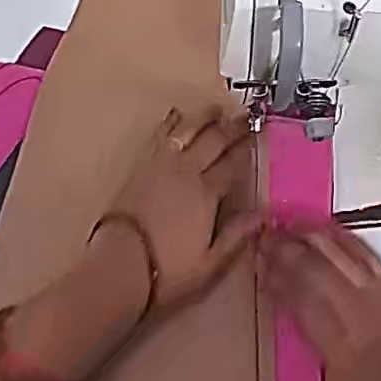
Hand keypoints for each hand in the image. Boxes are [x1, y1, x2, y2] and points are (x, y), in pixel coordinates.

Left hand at [103, 102, 261, 312]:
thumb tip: (261, 215)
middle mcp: (186, 172)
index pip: (233, 162)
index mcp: (206, 193)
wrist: (119, 267)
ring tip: (217, 109)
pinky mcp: (141, 165)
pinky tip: (177, 114)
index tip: (259, 134)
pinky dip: (172, 121)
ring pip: (188, 130)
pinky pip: (161, 135)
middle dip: (233, 126)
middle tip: (245, 116)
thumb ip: (237, 235)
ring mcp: (162, 165)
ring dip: (205, 117)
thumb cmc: (167, 270)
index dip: (248, 147)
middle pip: (214, 139)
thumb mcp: (210, 263)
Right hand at [260, 223, 380, 380]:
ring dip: (311, 236)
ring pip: (342, 254)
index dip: (278, 276)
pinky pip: (366, 253)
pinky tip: (327, 229)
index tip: (258, 263)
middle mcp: (366, 318)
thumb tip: (280, 310)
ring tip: (288, 226)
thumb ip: (300, 352)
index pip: (303, 298)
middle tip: (265, 237)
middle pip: (320, 269)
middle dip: (288, 249)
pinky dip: (344, 237)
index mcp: (344, 349)